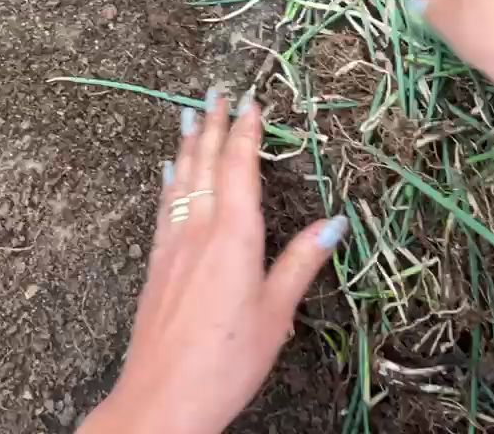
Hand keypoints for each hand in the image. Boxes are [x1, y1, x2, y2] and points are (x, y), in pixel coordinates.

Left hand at [80, 88, 347, 433]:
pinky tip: (168, 168)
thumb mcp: (276, 313)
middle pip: (207, 162)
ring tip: (190, 113)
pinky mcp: (156, 262)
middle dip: (213, 123)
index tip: (251, 102)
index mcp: (235, 234)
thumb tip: (336, 221)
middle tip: (216, 91)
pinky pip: (165, 205)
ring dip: (188, 142)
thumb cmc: (228, 359)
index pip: (241, 167)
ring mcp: (174, 243)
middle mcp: (201, 228)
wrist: (161, 402)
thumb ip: (301, 262)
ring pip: (183, 178)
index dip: (246, 131)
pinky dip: (170, 179)